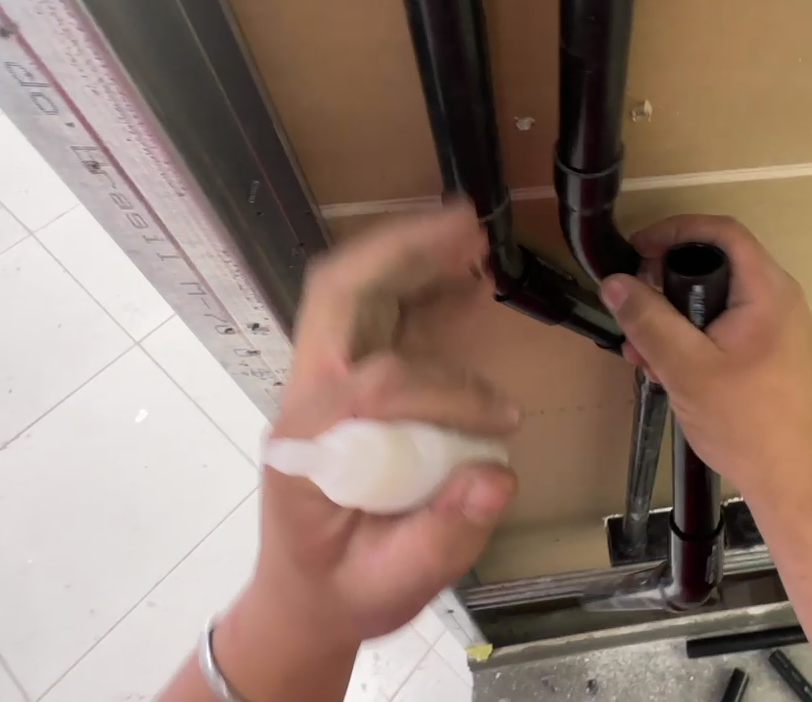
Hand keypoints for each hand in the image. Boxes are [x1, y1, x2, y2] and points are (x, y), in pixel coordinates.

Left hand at [213, 206, 518, 695]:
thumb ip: (443, 538)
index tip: (503, 420)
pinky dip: (424, 277)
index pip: (371, 383)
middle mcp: (308, 393)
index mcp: (307, 446)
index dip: (445, 390)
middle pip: (340, 294)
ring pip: (358, 286)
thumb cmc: (344, 584)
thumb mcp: (392, 584)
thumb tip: (499, 476)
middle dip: (402, 251)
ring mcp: (327, 374)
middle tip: (466, 226)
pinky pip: (384, 306)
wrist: (308, 586)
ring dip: (414, 250)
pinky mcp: (354, 368)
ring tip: (471, 231)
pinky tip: (465, 271)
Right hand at [598, 214, 811, 512]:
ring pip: (714, 301)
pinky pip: (723, 327)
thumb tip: (613, 281)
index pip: (722, 232)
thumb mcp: (685, 367)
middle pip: (715, 265)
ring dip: (672, 319)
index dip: (675, 229)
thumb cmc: (745, 421)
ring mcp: (776, 328)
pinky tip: (663, 370)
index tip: (637, 249)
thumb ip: (647, 320)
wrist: (791, 483)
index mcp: (768, 291)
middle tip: (633, 306)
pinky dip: (691, 339)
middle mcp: (778, 299)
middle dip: (666, 284)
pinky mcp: (768, 353)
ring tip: (640, 352)